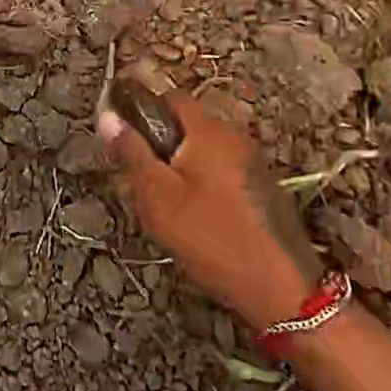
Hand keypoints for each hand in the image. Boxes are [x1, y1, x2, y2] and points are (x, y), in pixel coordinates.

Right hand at [100, 89, 321, 325]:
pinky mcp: (260, 190)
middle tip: (134, 180)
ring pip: (200, 152)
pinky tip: (188, 217)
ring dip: (175, 168)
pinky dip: (197, 184)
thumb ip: (132, 152)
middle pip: (184, 127)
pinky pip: (218, 173)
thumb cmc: (211, 237)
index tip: (120, 137)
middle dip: (156, 146)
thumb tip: (108, 116)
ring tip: (157, 204)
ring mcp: (251, 165)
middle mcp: (234, 138)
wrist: (282, 292)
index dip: (141, 110)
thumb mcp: (157, 195)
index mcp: (208, 131)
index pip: (169, 98)